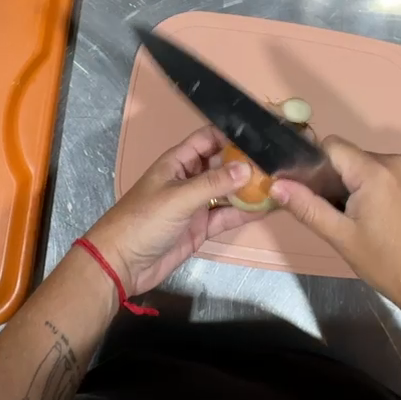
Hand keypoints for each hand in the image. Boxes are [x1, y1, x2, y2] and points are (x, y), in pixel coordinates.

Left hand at [84, 126, 266, 295]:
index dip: (231, 135)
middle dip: (245, 162)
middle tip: (277, 161)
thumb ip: (213, 183)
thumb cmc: (144, 221)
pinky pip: (226, 215)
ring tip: (279, 183)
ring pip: (226, 190)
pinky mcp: (201, 227)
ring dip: (248, 188)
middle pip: (221, 164)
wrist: (122, 264)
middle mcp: (189, 178)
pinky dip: (243, 212)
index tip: (260, 136)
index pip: (208, 139)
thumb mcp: (179, 197)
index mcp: (178, 161)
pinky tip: (266, 208)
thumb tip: (248, 168)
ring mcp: (196, 203)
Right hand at [272, 136, 400, 314]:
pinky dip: (377, 189)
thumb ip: (307, 207)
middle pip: (351, 157)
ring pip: (369, 166)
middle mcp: (396, 162)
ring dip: (356, 185)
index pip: (332, 146)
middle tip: (332, 213)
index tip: (309, 191)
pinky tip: (380, 220)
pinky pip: (389, 175)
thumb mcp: (341, 238)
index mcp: (374, 171)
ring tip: (357, 220)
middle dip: (335, 179)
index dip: (315, 165)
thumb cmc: (388, 264)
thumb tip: (276, 186)